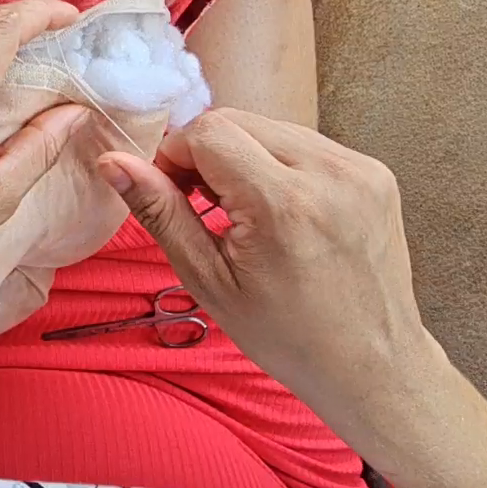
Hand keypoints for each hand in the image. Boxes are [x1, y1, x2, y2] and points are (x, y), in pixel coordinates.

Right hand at [97, 108, 443, 431]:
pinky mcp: (374, 172)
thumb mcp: (206, 279)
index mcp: (283, 204)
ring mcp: (359, 169)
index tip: (173, 194)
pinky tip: (273, 206)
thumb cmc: (286, 334)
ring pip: (267, 126)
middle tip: (200, 203)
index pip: (207, 131)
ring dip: (238, 154)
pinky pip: (302, 142)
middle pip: (235, 120)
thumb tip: (111, 162)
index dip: (175, 155)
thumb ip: (159, 211)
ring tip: (238, 209)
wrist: (375, 367)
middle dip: (203, 152)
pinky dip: (273, 162)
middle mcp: (328, 173)